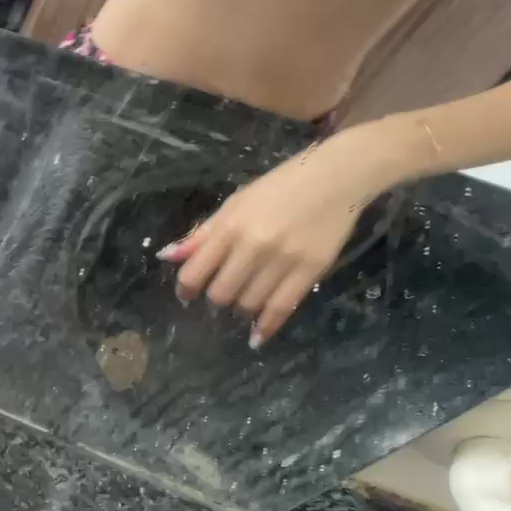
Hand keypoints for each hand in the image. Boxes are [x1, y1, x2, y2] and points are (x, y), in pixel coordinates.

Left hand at [157, 131, 393, 347]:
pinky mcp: (313, 267)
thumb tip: (167, 257)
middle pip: (220, 294)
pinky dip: (267, 326)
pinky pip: (283, 306)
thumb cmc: (280, 187)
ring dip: (241, 308)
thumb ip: (201, 235)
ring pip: (248, 304)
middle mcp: (255, 246)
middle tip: (223, 293)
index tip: (188, 295)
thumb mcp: (234, 204)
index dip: (186, 290)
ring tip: (244, 301)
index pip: (193, 274)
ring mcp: (285, 258)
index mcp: (231, 229)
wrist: (343, 172)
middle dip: (216, 299)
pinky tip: (257, 338)